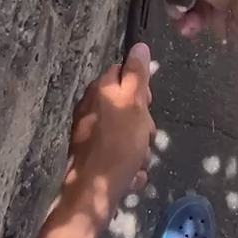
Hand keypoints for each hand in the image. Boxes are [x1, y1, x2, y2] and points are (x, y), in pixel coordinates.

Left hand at [65, 42, 155, 203]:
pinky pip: (119, 154)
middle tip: (143, 138)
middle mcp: (91, 107)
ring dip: (138, 149)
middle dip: (143, 125)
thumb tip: (139, 45)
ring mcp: (90, 133)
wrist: (94, 193)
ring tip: (137, 161)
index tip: (147, 106)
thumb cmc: (118, 144)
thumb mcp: (134, 104)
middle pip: (128, 106)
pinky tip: (130, 176)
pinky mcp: (92, 157)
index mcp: (99, 89)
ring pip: (127, 133)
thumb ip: (137, 74)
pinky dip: (128, 165)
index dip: (141, 89)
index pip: (124, 73)